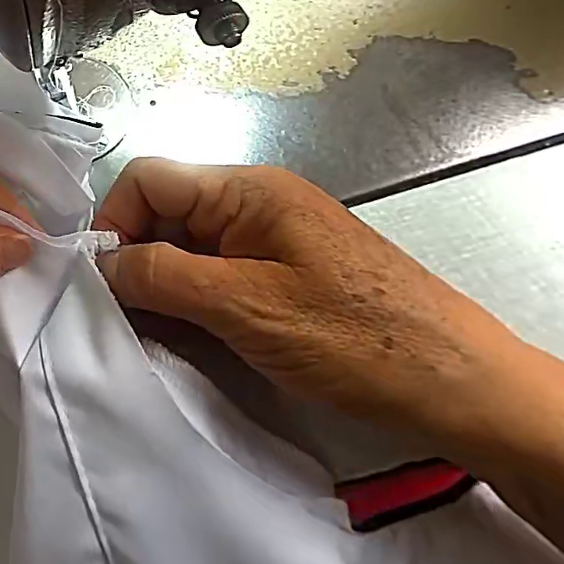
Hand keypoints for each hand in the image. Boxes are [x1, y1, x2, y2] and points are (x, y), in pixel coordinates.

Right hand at [95, 159, 528, 447]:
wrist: (460, 384)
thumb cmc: (355, 336)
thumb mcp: (245, 305)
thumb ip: (163, 276)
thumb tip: (102, 263)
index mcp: (245, 189)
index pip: (149, 178)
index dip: (114, 221)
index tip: (103, 280)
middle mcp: (254, 202)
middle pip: (166, 212)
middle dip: (137, 259)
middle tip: (125, 317)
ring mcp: (271, 238)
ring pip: (189, 247)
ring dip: (165, 285)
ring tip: (157, 333)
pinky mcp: (284, 272)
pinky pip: (218, 273)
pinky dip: (195, 301)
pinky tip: (194, 336)